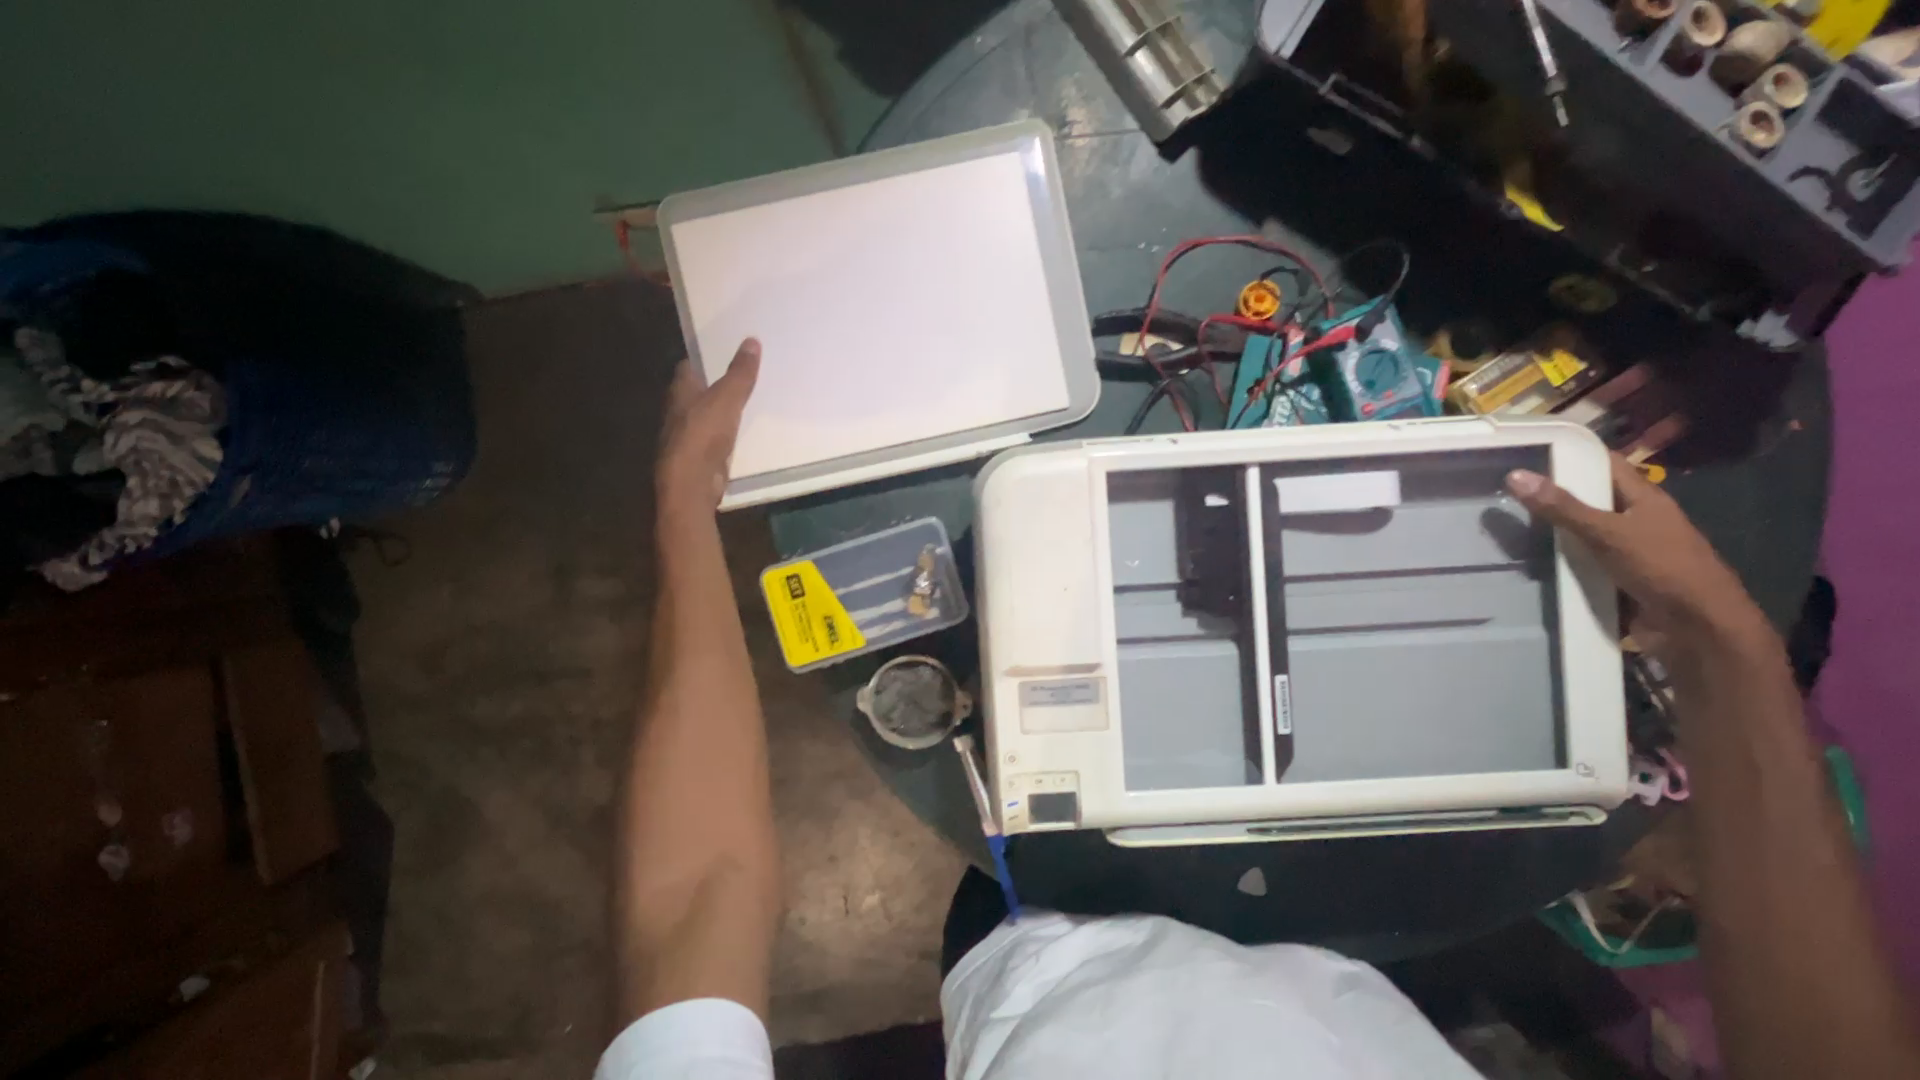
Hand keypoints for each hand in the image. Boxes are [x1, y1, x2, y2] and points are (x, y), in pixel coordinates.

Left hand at [658, 338, 760, 515]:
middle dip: (713, 384)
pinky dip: (724, 434)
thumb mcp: (727, 398)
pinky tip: (740, 433)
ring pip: (704, 416)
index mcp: (680, 391)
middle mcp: (678, 411)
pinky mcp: (698, 457)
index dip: (703, 359)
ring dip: (719, 410)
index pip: (688, 367)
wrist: (693, 482)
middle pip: (696, 392)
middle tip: (741, 374)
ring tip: (746, 401)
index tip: (723, 352)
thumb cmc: (704, 434)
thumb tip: (752, 340)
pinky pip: (713, 439)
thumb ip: (740, 373)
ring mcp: (687, 436)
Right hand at [1505, 455, 1771, 653]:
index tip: (1526, 450)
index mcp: (1643, 498)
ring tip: (1500, 525)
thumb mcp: (1608, 532)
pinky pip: (1578, 566)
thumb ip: (1562, 508)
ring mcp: (1625, 552)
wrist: (1698, 629)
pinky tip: (1521, 563)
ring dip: (1548, 534)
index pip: (1603, 463)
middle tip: (1500, 490)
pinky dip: (1555, 565)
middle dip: (1549, 497)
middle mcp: (1634, 520)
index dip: (1569, 454)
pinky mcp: (1614, 580)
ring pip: (1579, 535)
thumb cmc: (1663, 568)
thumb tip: (1515, 475)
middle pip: (1586, 500)